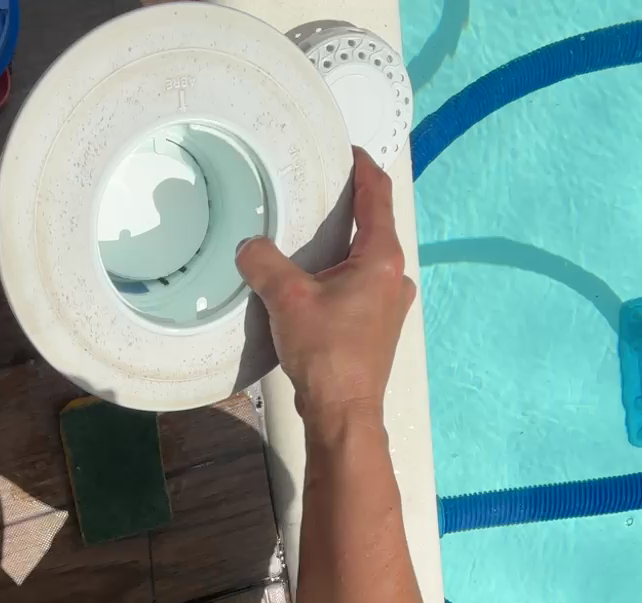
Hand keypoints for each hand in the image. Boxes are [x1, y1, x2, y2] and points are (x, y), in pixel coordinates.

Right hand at [236, 147, 414, 427]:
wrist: (342, 410)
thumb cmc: (324, 351)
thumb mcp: (287, 299)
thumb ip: (264, 264)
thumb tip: (247, 245)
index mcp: (381, 258)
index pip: (377, 196)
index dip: (363, 168)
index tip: (346, 151)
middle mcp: (394, 277)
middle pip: (373, 230)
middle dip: (347, 212)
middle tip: (317, 198)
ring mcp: (389, 307)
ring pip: (365, 264)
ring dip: (341, 251)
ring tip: (310, 244)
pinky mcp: (377, 331)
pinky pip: (359, 290)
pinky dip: (339, 279)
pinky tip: (314, 289)